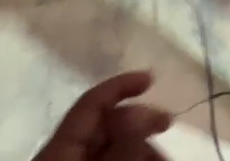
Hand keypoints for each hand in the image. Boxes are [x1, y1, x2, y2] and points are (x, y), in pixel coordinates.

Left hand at [33, 71, 172, 160]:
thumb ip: (120, 144)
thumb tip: (145, 109)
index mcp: (61, 140)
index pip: (92, 100)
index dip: (122, 84)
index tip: (153, 76)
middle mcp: (64, 147)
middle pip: (105, 122)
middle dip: (140, 120)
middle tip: (169, 123)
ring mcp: (71, 160)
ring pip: (110, 144)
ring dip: (140, 144)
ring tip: (163, 155)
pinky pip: (106, 160)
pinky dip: (130, 157)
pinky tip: (150, 159)